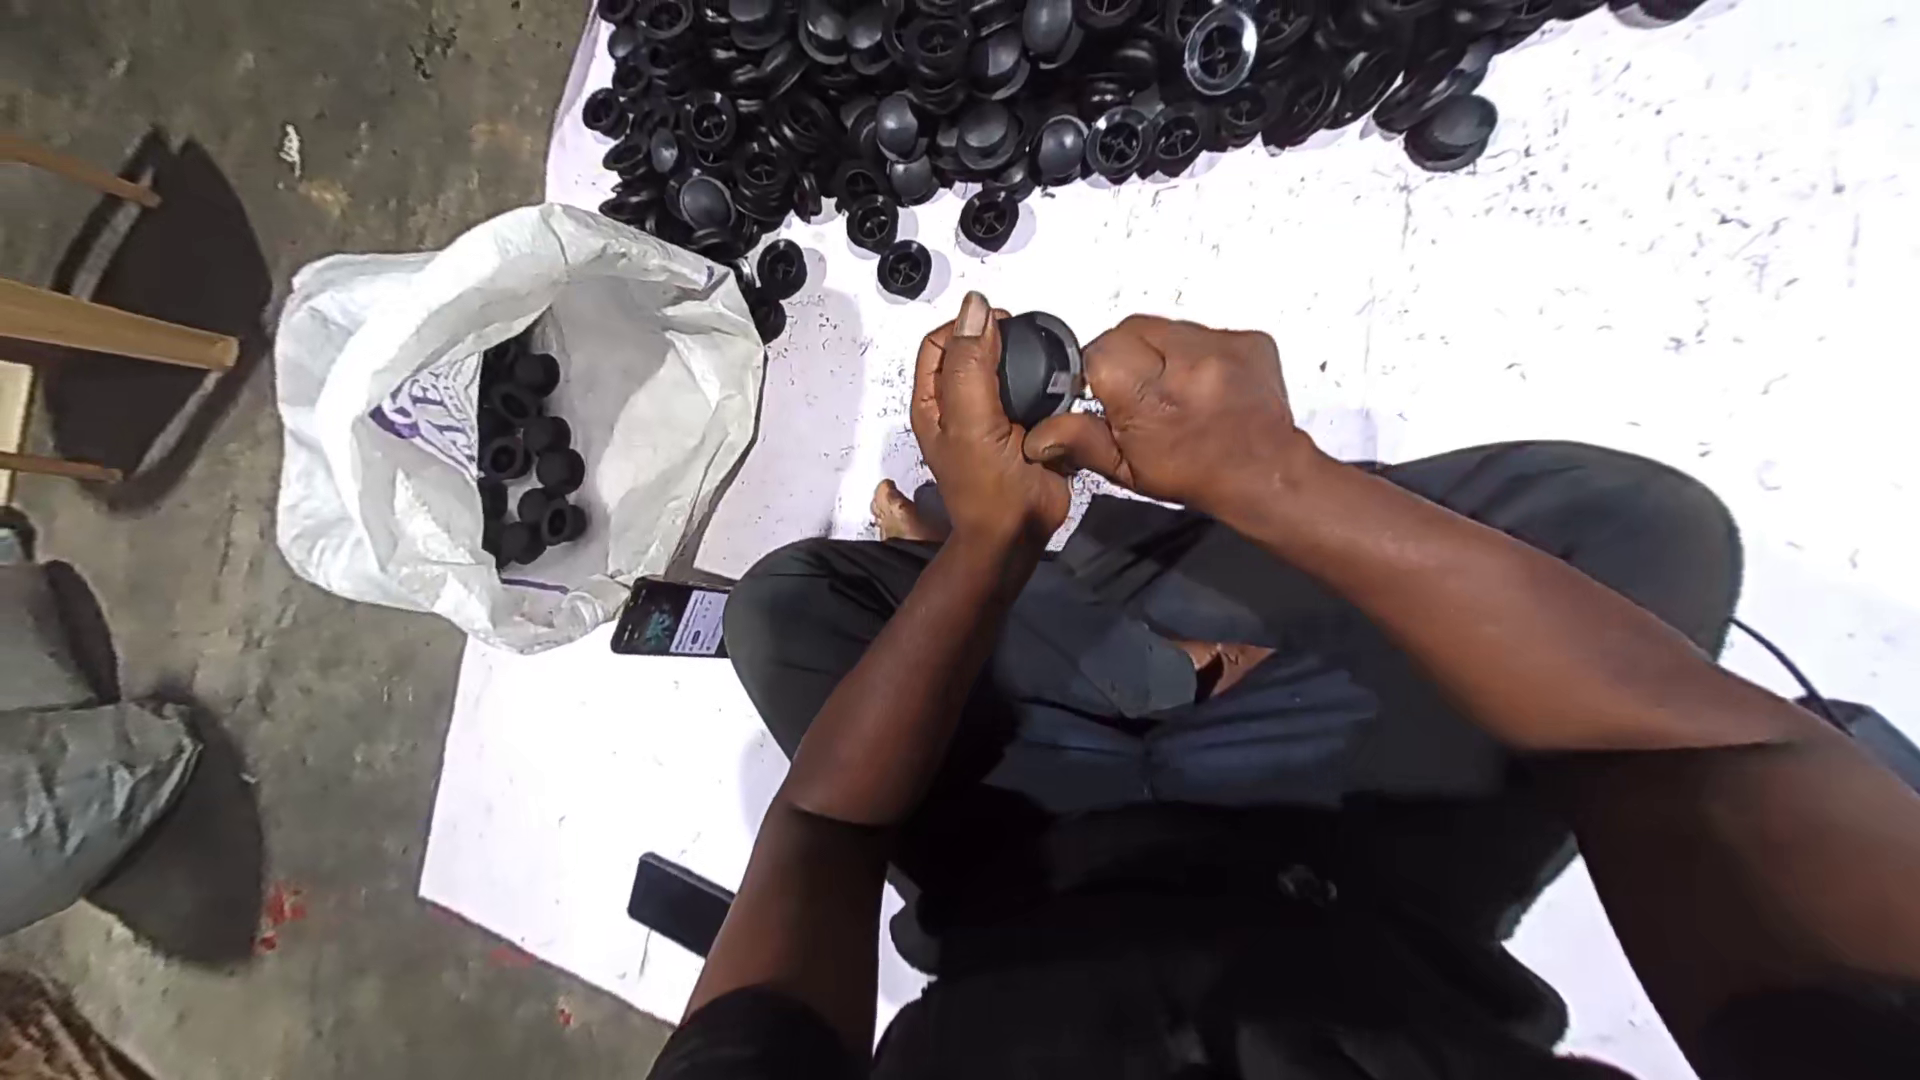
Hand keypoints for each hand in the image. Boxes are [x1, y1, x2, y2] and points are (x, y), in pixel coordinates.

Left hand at [912, 292, 1070, 546]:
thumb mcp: (969, 423)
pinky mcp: (1024, 425)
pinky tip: (1054, 392)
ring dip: (1027, 365)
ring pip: (1008, 368)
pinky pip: (1035, 390)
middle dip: (1000, 341)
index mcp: (934, 402)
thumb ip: (968, 365)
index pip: (941, 341)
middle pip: (974, 349)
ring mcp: (993, 415)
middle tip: (1023, 350)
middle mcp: (960, 405)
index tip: (998, 327)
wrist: (1019, 531)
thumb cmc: (986, 492)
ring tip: (1041, 374)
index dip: (966, 326)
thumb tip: (974, 310)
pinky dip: (1045, 385)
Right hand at [1024, 315, 1319, 517]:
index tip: (1104, 390)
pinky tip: (1198, 382)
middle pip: (1130, 328)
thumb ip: (1080, 443)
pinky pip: (1201, 330)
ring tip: (1172, 388)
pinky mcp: (1247, 339)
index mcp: (1152, 400)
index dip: (1095, 368)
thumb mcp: (1127, 470)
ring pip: (1165, 325)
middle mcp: (1189, 366)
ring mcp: (1223, 348)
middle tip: (1137, 390)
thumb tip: (1039, 437)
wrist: (1262, 474)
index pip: (1101, 350)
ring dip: (1158, 351)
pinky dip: (1192, 352)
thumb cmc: (1195, 475)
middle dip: (1124, 354)